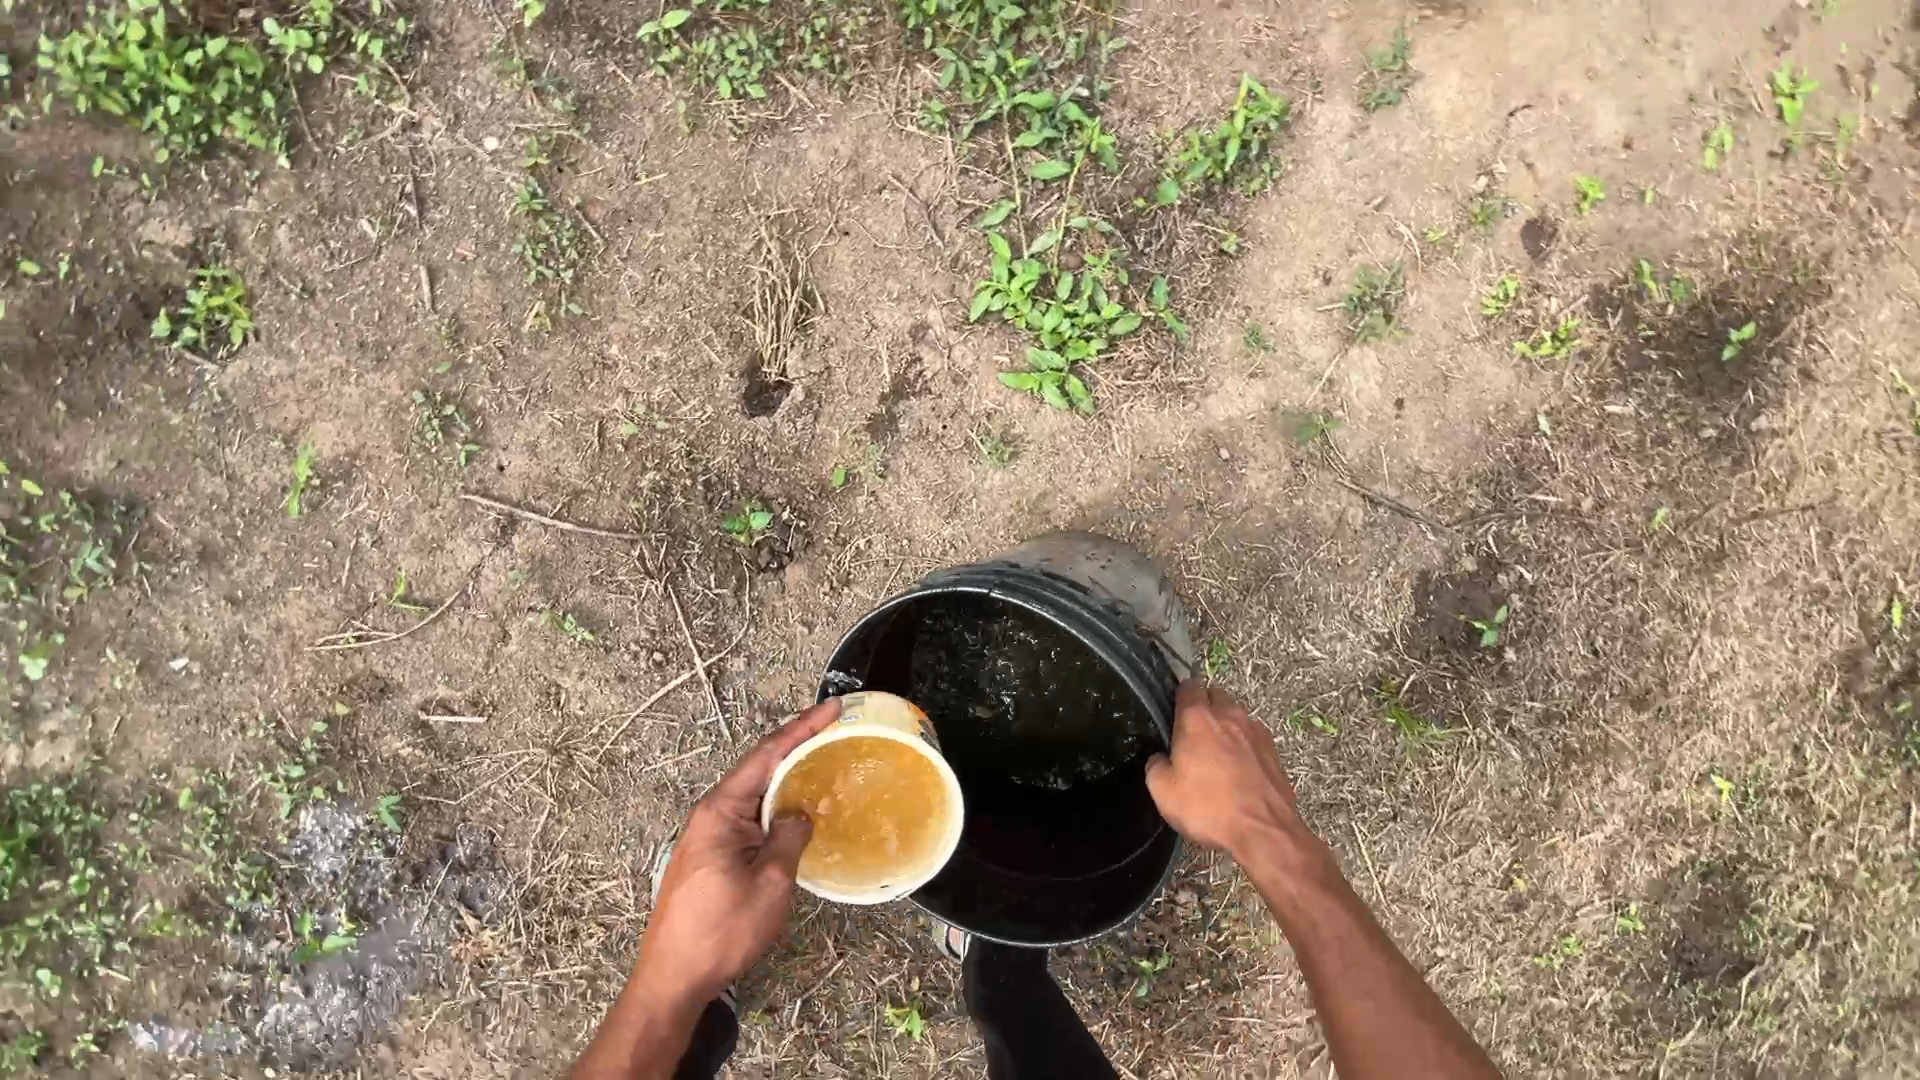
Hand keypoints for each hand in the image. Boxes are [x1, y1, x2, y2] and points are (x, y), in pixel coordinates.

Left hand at [634, 699, 841, 1005]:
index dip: (802, 728)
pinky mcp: (713, 854)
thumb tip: (799, 813)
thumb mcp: (770, 882)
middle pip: (760, 767)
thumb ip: (789, 836)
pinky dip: (777, 803)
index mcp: (722, 810)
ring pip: (756, 792)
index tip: (833, 708)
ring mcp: (710, 834)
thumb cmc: (721, 931)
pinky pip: (751, 815)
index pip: (767, 755)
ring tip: (823, 759)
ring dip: (788, 775)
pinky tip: (798, 807)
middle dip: (797, 744)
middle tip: (834, 727)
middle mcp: (712, 813)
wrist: (672, 980)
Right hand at [1145, 681, 1305, 860]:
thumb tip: (1160, 758)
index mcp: (1197, 719)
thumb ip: (1155, 766)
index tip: (1173, 711)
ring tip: (1217, 753)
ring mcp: (1255, 731)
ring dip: (1225, 725)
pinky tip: (1239, 768)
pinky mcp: (1274, 750)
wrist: (1264, 832)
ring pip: (1236, 714)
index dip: (1179, 695)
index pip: (1188, 686)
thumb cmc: (1209, 808)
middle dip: (1204, 706)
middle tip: (1193, 734)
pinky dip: (1244, 744)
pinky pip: (1253, 735)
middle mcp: (1228, 716)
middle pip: (1214, 695)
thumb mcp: (1163, 791)